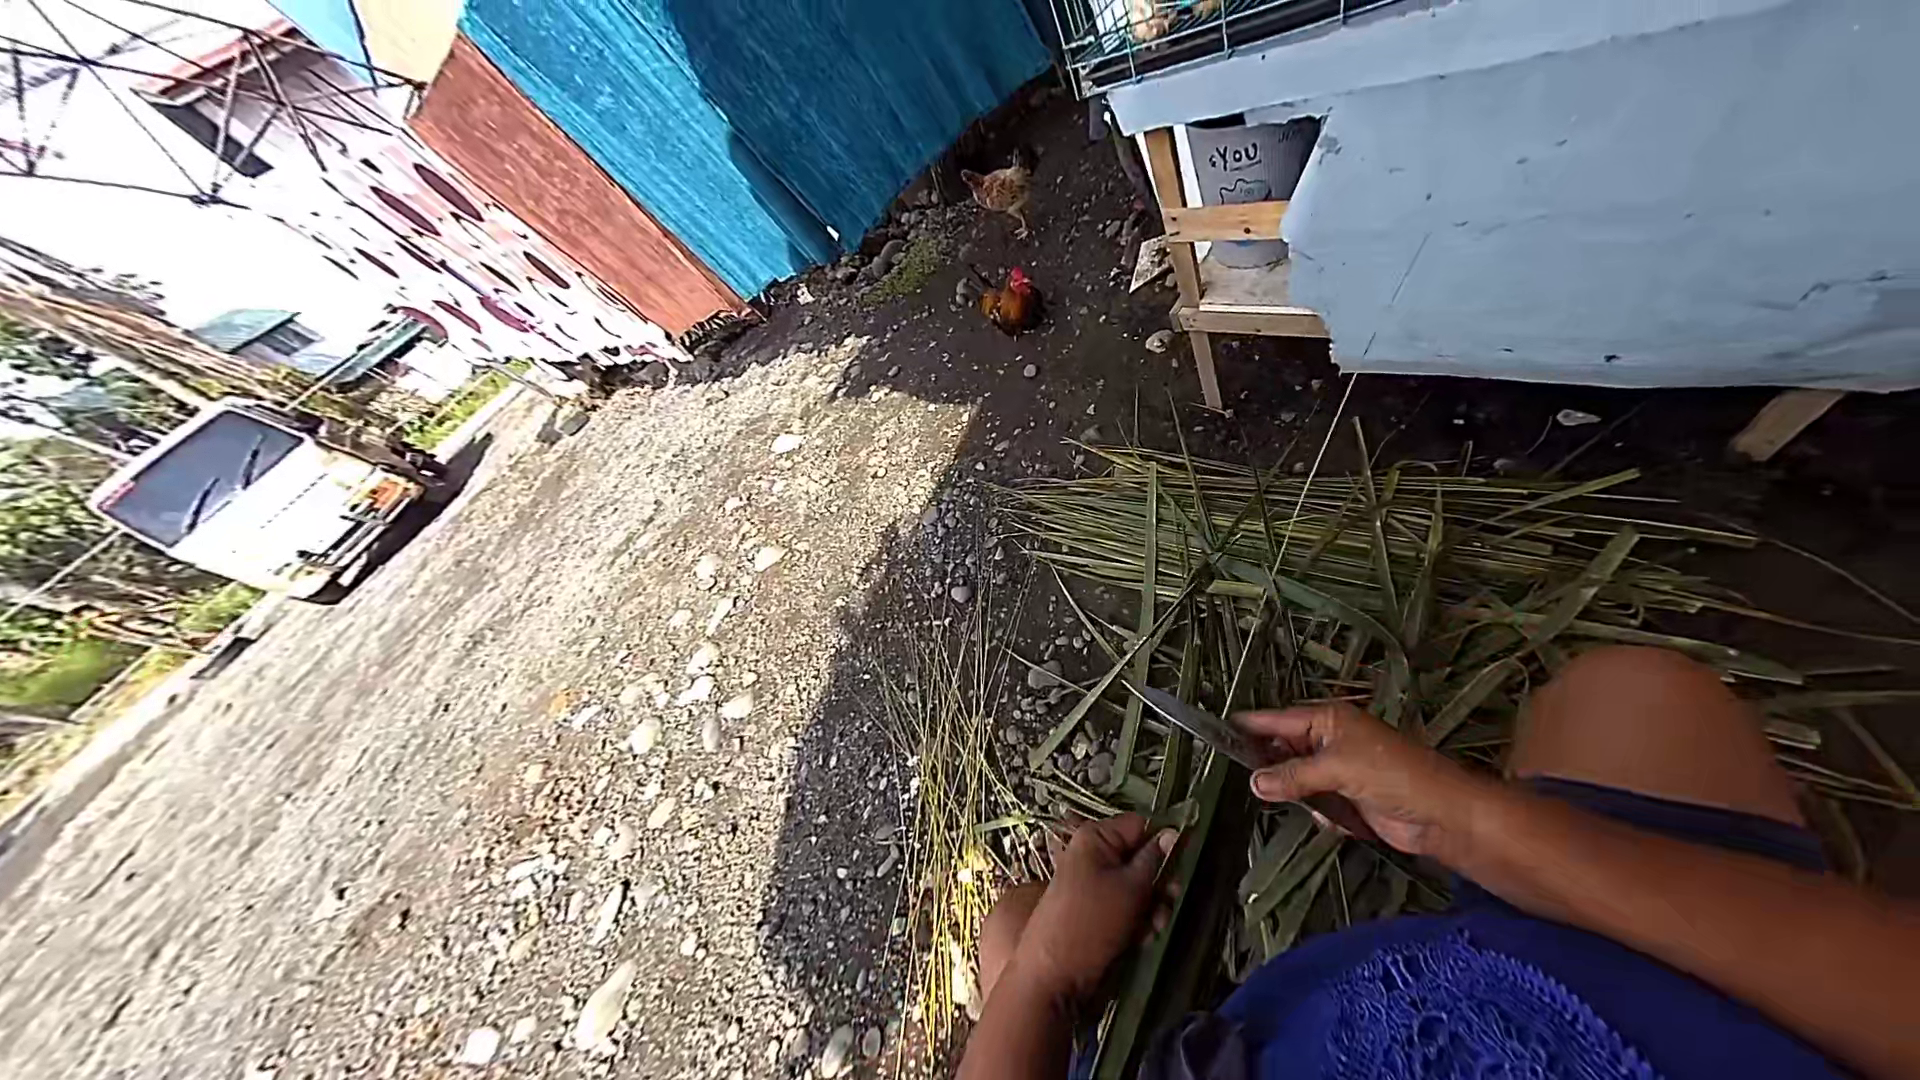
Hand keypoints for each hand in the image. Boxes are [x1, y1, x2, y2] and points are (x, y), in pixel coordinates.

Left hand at [1013, 814, 1176, 1000]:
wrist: (1055, 974)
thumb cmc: (1092, 921)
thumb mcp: (1130, 888)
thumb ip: (1153, 859)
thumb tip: (1173, 832)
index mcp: (1095, 837)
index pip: (1139, 825)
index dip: (1163, 841)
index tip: (1184, 863)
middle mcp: (1094, 854)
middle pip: (1141, 858)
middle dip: (1159, 883)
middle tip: (1171, 901)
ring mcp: (1095, 883)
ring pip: (1138, 886)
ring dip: (1152, 908)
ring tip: (1153, 928)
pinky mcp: (1098, 910)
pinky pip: (1127, 907)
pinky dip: (1139, 921)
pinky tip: (1142, 939)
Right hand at [1238, 702, 1493, 858]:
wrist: (1445, 817)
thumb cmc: (1393, 776)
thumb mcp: (1336, 768)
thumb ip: (1291, 775)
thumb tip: (1254, 783)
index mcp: (1326, 719)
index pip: (1276, 719)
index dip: (1249, 726)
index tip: (1218, 732)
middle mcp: (1328, 739)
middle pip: (1283, 749)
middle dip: (1270, 765)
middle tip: (1250, 777)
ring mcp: (1338, 768)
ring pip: (1295, 778)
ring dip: (1296, 792)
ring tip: (1302, 801)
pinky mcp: (1347, 796)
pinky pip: (1315, 800)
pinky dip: (1318, 810)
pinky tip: (1333, 818)